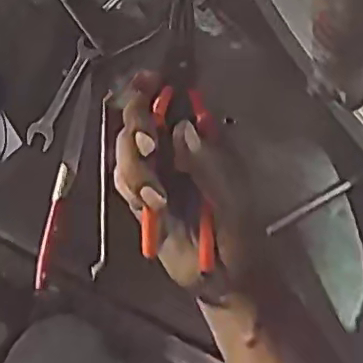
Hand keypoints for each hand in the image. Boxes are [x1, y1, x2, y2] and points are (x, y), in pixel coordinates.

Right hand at [113, 70, 261, 293]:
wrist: (228, 280)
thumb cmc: (240, 232)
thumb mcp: (232, 196)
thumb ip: (208, 162)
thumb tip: (183, 127)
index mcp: (199, 137)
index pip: (170, 100)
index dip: (154, 88)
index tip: (145, 83)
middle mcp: (173, 148)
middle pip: (138, 118)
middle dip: (137, 126)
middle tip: (150, 145)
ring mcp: (154, 171)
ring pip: (125, 148)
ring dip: (135, 165)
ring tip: (157, 195)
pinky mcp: (140, 198)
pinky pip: (123, 180)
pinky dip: (132, 187)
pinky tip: (152, 205)